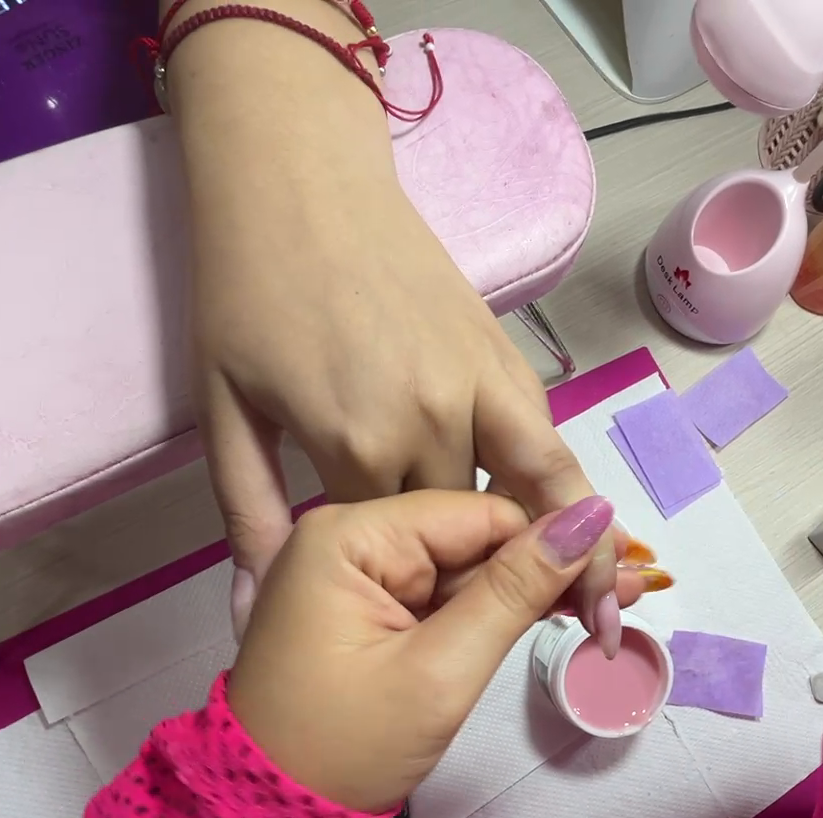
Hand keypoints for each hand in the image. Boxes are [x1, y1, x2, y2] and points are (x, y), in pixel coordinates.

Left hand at [197, 183, 616, 637]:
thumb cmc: (249, 293)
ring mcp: (487, 388)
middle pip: (478, 534)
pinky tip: (566, 524)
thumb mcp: (228, 413)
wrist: (300, 177)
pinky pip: (549, 446)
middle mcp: (440, 423)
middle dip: (486, 584)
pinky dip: (561, 494)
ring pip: (539, 494)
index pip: (408, 557)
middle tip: (498, 624)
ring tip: (594, 603)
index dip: (424, 603)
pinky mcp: (514, 362)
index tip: (428, 635)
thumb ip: (250, 519)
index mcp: (361, 445)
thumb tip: (251, 610)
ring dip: (558, 551)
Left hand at [227, 491, 627, 812]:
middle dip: (553, 568)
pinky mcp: (376, 607)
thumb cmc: (345, 750)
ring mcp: (364, 573)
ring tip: (611, 603)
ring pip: (471, 567)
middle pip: (478, 537)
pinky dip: (499, 610)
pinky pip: (449, 595)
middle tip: (632, 591)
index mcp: (351, 534)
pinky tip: (560, 608)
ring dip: (535, 590)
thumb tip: (594, 515)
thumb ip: (517, 588)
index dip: (556, 542)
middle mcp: (355, 537)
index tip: (622, 575)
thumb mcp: (440, 670)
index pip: (480, 513)